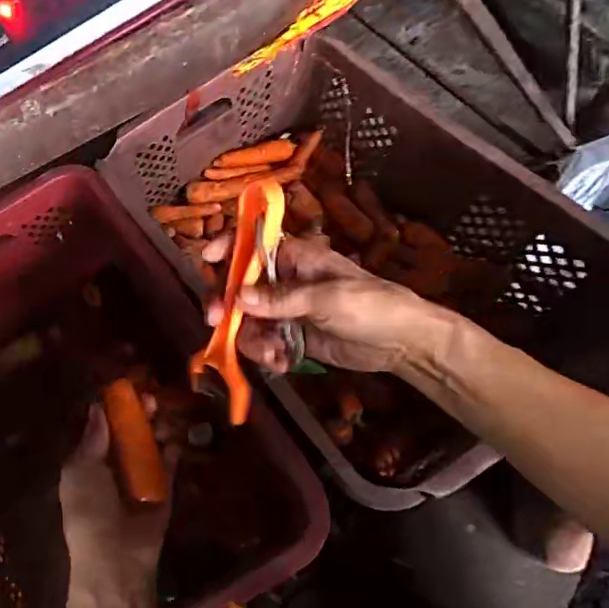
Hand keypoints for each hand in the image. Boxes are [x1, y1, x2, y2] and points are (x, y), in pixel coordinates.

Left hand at [60, 405, 169, 607]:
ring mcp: (141, 477)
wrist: (116, 559)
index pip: (103, 428)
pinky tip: (175, 435)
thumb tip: (97, 406)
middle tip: (149, 397)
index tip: (125, 386)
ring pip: (151, 444)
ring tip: (162, 410)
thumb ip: (91, 440)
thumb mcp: (79, 472)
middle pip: (129, 432)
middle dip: (138, 414)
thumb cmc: (89, 512)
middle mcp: (116, 466)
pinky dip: (174, 450)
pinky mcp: (164, 490)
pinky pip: (170, 465)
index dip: (112, 408)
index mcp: (90, 461)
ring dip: (157, 427)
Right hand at [202, 234, 461, 374]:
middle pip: (237, 286)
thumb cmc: (371, 305)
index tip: (206, 261)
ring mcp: (283, 310)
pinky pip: (262, 342)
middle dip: (226, 304)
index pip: (251, 244)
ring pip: (246, 320)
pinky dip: (266, 353)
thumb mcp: (327, 298)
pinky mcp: (288, 336)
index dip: (226, 247)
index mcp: (294, 257)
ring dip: (251, 339)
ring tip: (272, 354)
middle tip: (216, 322)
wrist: (401, 342)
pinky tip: (281, 362)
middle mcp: (282, 281)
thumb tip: (239, 296)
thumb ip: (281, 299)